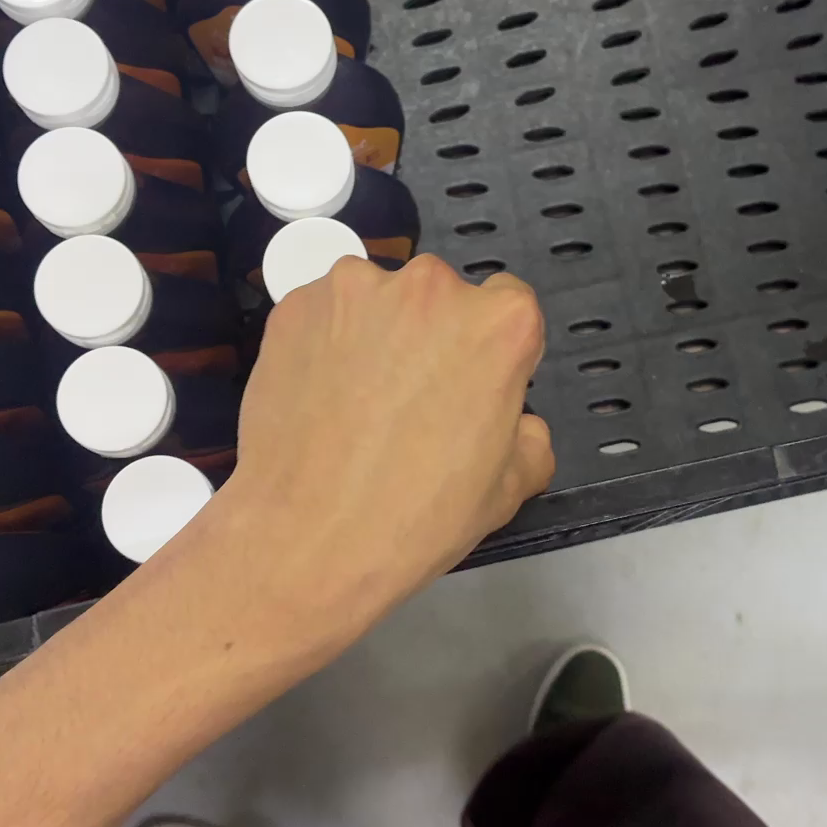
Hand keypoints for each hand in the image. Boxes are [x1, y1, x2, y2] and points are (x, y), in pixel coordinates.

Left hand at [221, 255, 554, 617]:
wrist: (305, 538)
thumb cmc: (414, 516)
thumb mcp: (508, 490)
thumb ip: (530, 439)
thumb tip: (519, 426)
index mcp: (499, 323)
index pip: (511, 303)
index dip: (494, 347)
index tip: (475, 382)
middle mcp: (431, 287)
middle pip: (443, 298)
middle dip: (435, 337)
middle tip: (416, 399)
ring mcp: (356, 290)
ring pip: (380, 300)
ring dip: (380, 334)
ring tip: (361, 402)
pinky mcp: (297, 306)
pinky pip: (326, 315)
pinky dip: (328, 343)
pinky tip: (323, 398)